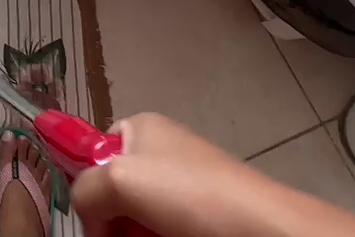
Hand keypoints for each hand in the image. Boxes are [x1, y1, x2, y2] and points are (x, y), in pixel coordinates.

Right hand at [71, 113, 354, 236]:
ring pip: (138, 222)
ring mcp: (184, 193)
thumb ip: (85, 190)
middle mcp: (160, 155)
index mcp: (140, 129)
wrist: (268, 234)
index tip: (95, 217)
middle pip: (114, 194)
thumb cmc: (192, 194)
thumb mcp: (120, 178)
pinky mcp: (202, 224)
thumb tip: (88, 219)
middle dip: (113, 223)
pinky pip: (162, 235)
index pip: (92, 153)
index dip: (88, 186)